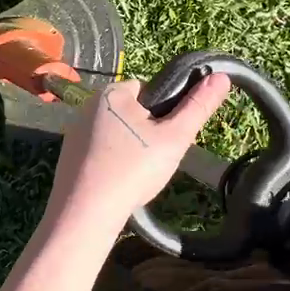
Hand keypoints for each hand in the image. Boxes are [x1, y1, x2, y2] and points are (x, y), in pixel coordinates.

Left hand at [0, 74, 231, 290]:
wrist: (84, 213)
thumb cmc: (133, 170)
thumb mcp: (175, 138)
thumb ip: (198, 107)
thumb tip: (222, 77)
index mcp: (112, 92)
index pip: (147, 90)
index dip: (163, 113)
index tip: (167, 138)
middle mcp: (89, 105)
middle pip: (131, 113)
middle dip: (145, 132)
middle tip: (154, 160)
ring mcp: (74, 131)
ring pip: (115, 134)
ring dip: (128, 149)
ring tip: (135, 176)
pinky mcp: (67, 155)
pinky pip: (99, 152)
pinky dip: (110, 163)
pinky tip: (116, 183)